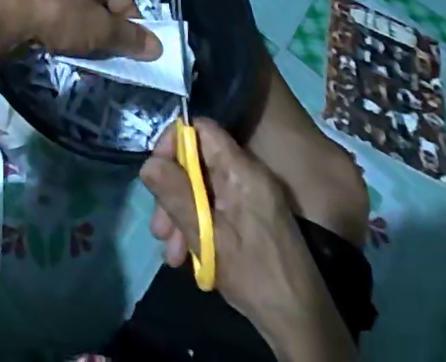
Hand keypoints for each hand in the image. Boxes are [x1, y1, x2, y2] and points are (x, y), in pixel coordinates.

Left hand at [0, 0, 159, 67]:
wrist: (5, 21)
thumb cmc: (60, 17)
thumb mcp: (100, 30)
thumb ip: (130, 38)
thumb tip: (158, 47)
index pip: (125, 0)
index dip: (132, 28)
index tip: (136, 54)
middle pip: (103, 8)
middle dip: (108, 34)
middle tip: (111, 59)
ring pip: (82, 17)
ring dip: (87, 39)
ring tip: (87, 58)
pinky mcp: (35, 4)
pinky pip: (62, 23)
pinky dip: (68, 38)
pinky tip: (66, 52)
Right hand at [141, 120, 355, 356]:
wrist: (298, 316)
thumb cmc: (253, 271)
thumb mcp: (207, 235)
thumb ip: (177, 196)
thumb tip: (148, 163)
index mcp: (241, 169)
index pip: (203, 130)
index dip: (175, 143)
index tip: (155, 173)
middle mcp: (247, 174)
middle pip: (199, 163)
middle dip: (173, 192)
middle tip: (159, 230)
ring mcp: (251, 196)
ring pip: (204, 189)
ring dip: (182, 215)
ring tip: (171, 254)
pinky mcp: (251, 217)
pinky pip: (217, 207)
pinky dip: (198, 226)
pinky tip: (188, 257)